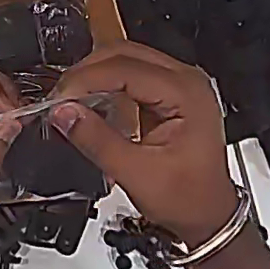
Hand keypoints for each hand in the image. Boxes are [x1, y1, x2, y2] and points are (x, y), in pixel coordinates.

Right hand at [51, 42, 238, 244]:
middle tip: (60, 97)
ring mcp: (178, 83)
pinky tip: (89, 101)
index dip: (86, 79)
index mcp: (186, 93)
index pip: (125, 68)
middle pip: (124, 54)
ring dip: (94, 75)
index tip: (60, 97)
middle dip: (87, 72)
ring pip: (126, 58)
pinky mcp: (168, 91)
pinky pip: (131, 73)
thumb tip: (64, 113)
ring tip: (70, 99)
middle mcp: (185, 80)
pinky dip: (106, 83)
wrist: (209, 215)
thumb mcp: (137, 174)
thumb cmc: (188, 198)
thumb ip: (97, 140)